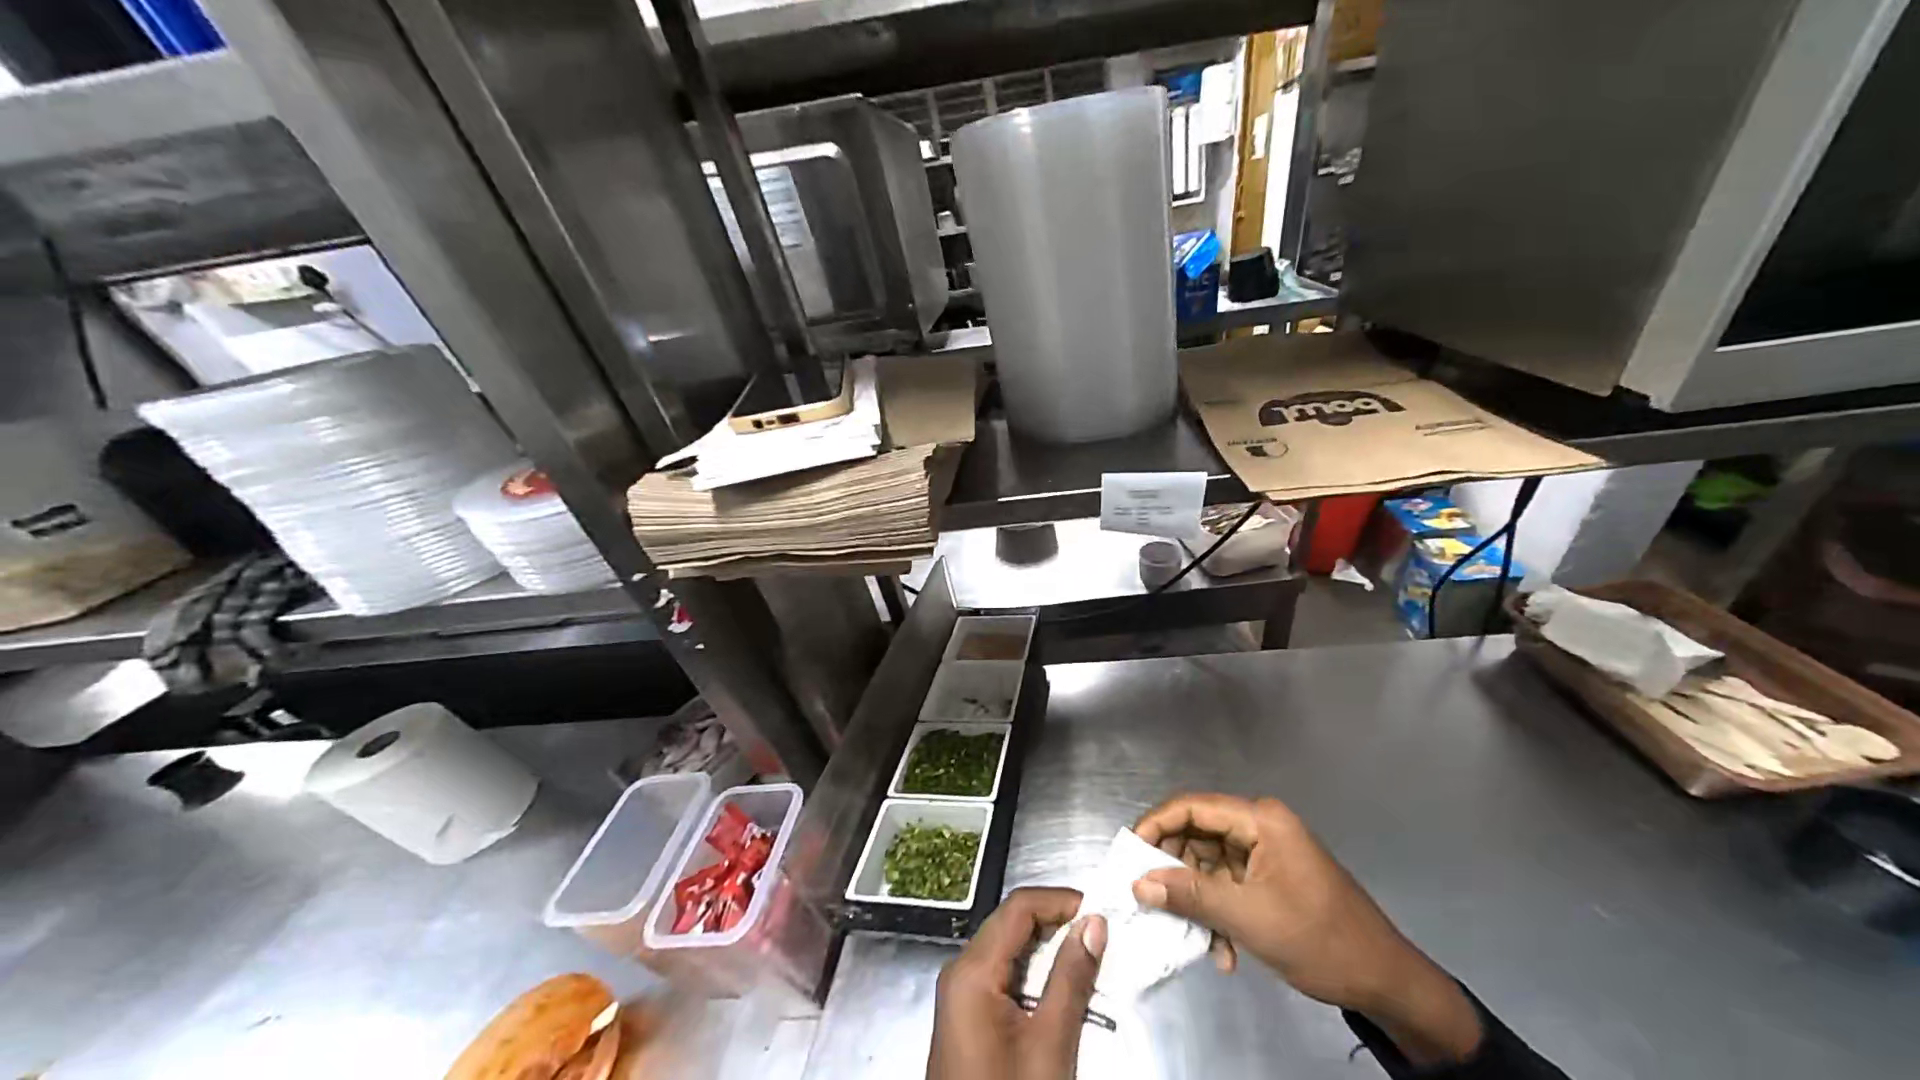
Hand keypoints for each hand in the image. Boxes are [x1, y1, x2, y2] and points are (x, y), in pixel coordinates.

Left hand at [928, 887, 1107, 1079]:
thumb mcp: (1050, 1044)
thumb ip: (1071, 978)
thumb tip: (1094, 923)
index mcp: (972, 970)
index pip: (1019, 908)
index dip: (1060, 901)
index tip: (1101, 912)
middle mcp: (961, 971)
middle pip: (1011, 924)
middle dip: (1057, 923)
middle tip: (1101, 937)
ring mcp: (961, 993)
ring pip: (1008, 948)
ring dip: (1048, 949)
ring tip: (1090, 960)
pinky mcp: (967, 1015)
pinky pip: (1003, 975)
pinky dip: (1034, 973)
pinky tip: (1063, 989)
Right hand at [1131, 794, 1481, 1066]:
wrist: (1387, 983)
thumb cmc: (1321, 940)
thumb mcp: (1248, 917)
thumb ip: (1190, 894)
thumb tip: (1139, 882)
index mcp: (1260, 820)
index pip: (1192, 807)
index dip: (1156, 826)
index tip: (1129, 855)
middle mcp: (1261, 827)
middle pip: (1197, 835)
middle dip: (1175, 871)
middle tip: (1153, 900)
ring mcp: (1267, 853)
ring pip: (1209, 864)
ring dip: (1198, 900)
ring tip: (1196, 938)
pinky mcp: (1271, 878)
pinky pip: (1228, 885)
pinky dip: (1218, 912)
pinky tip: (1223, 951)